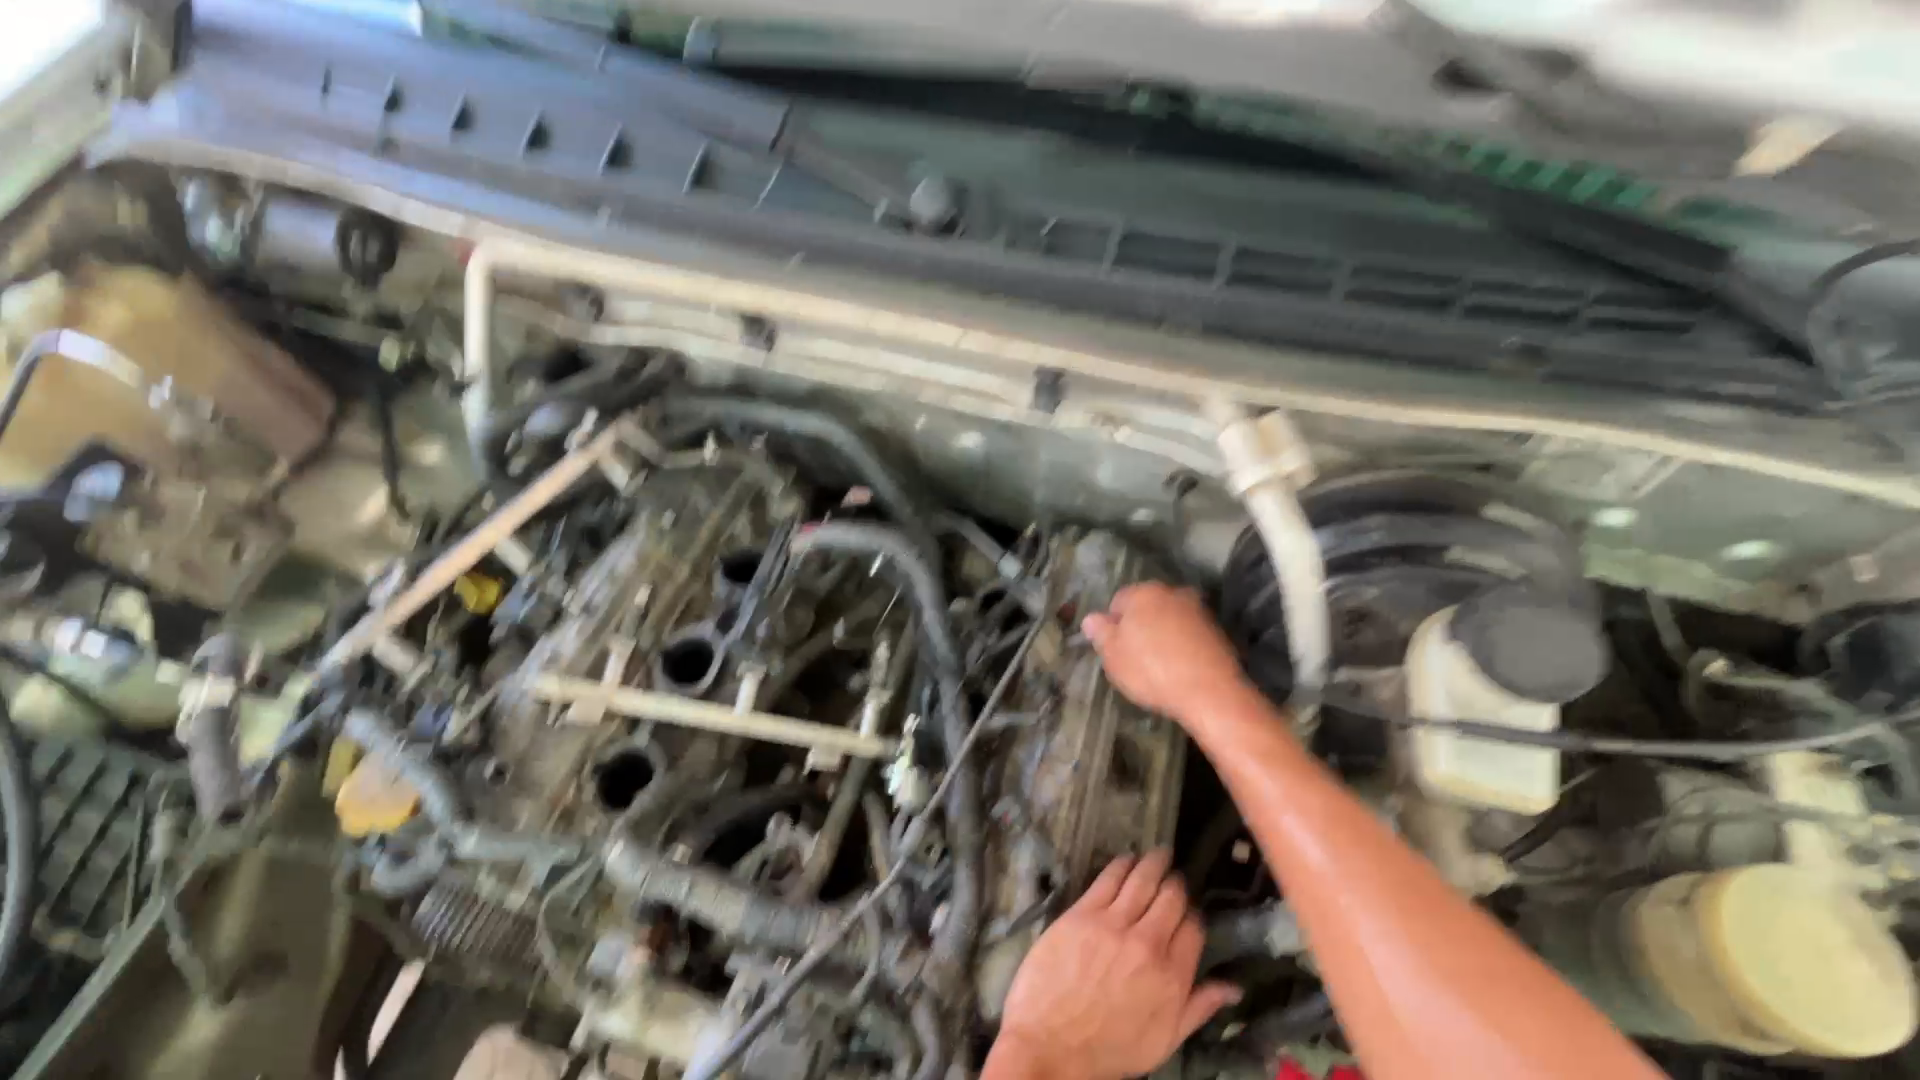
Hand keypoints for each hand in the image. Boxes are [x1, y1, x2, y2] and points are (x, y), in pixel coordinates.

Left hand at [985, 851, 1240, 1079]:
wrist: (1050, 1045)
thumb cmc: (1107, 1050)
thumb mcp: (1164, 1041)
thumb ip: (1199, 1008)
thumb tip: (1233, 987)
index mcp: (1172, 976)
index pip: (1194, 928)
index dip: (1193, 916)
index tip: (1188, 911)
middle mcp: (1147, 944)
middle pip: (1171, 898)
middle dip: (1176, 885)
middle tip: (1175, 876)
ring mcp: (1113, 924)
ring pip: (1142, 880)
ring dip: (1154, 864)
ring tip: (1159, 855)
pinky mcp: (1082, 913)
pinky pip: (1108, 878)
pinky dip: (1122, 864)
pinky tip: (1126, 859)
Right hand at [1083, 583, 1253, 724]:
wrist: (1209, 692)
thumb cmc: (1151, 670)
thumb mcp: (1113, 655)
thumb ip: (1100, 632)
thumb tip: (1091, 618)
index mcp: (1143, 593)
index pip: (1117, 601)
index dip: (1112, 626)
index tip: (1114, 650)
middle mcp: (1172, 593)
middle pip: (1145, 608)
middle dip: (1138, 627)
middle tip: (1133, 659)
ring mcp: (1197, 611)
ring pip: (1168, 620)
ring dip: (1161, 636)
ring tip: (1158, 667)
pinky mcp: (1216, 631)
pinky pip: (1188, 635)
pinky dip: (1181, 646)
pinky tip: (1179, 669)